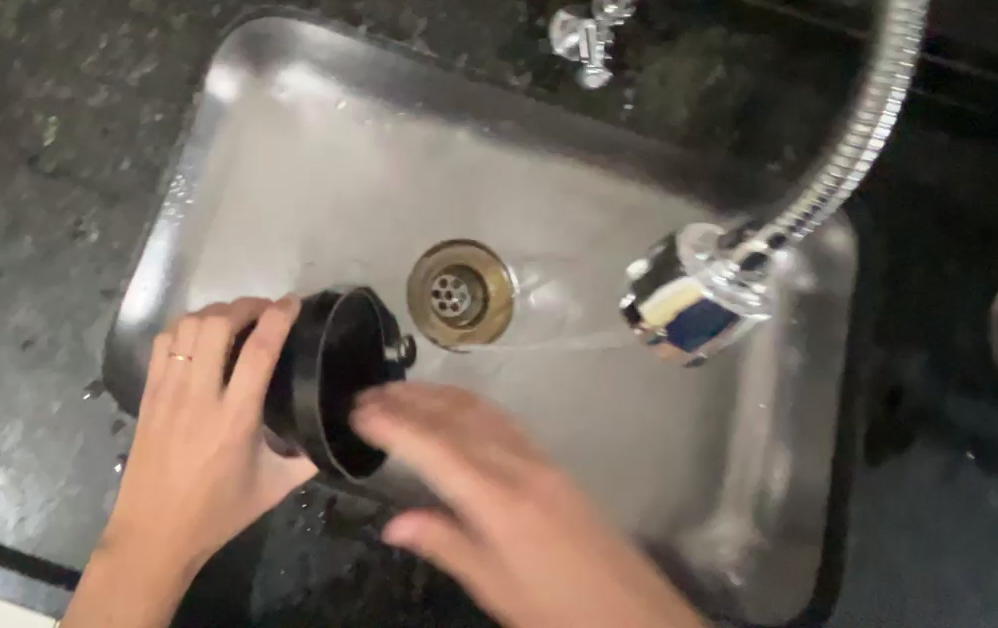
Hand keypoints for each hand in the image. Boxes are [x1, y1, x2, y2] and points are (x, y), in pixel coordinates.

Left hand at [106, 297, 317, 573]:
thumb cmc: (218, 513)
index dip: (279, 317)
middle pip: (219, 324)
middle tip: (265, 310)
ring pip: (189, 326)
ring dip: (216, 312)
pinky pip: (164, 341)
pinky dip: (185, 326)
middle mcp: (200, 396)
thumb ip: (306, 456)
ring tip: (235, 318)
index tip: (293, 302)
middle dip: (246, 306)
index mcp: (235, 419)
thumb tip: (332, 428)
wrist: (154, 534)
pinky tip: (201, 334)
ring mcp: (169, 391)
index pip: (259, 350)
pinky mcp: (149, 392)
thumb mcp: (273, 488)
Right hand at [352, 383, 704, 627]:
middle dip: (406, 401)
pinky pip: (498, 417)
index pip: (433, 447)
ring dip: (433, 395)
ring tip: (396, 392)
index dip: (392, 425)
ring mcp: (536, 458)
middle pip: (452, 417)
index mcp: (497, 500)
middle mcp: (515, 465)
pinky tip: (450, 406)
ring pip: (476, 410)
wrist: (640, 618)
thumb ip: (445, 544)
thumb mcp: (497, 590)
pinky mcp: (551, 461)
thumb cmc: (562, 615)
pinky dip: (465, 402)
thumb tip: (393, 522)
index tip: (357, 412)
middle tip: (365, 395)